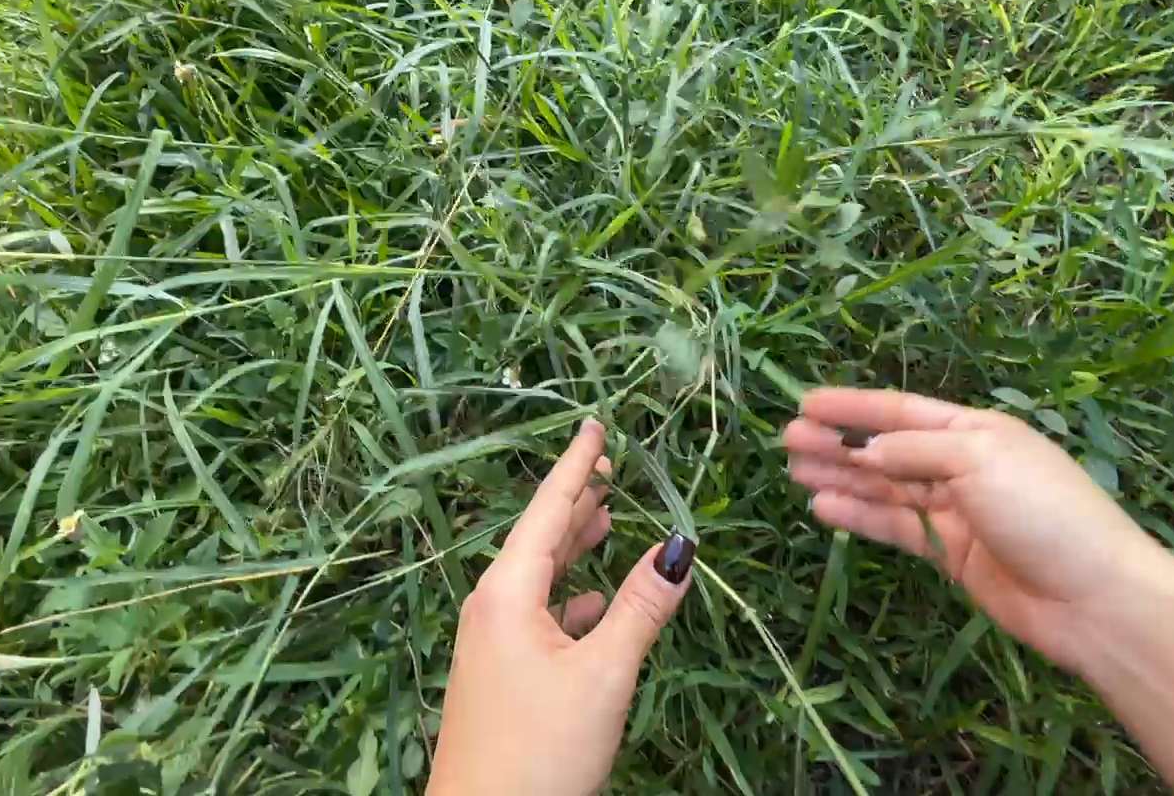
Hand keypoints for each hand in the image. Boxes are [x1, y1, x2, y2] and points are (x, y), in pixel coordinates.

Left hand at [428, 419, 696, 795]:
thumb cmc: (540, 750)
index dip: (576, 464)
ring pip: (541, 572)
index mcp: (508, 590)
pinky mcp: (500, 669)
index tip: (592, 423)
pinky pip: (540, 610)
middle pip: (542, 535)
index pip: (550, 508)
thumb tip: (679, 548)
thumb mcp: (601, 674)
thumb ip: (640, 607)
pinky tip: (594, 600)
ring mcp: (493, 638)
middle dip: (577, 498)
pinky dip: (571, 593)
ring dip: (575, 544)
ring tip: (606, 514)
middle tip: (609, 462)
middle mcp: (494, 603)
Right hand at [784, 388, 1173, 672]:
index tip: (806, 402)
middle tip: (789, 439)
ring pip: (883, 487)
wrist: (1096, 600)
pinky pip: (894, 525)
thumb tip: (865, 450)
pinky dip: (859, 516)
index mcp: (972, 431)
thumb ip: (915, 451)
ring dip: (841, 477)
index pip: (899, 411)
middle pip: (885, 448)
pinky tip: (825, 508)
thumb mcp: (979, 460)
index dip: (852, 406)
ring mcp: (952, 509)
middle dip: (837, 441)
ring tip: (795, 470)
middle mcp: (958, 464)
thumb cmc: (1042, 511)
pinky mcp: (948, 551)